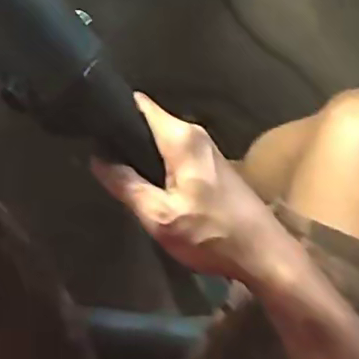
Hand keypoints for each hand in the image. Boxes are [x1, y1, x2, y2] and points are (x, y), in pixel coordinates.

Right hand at [91, 94, 295, 286]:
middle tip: (101, 152)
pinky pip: (176, 151)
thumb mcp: (160, 217)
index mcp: (180, 136)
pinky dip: (160, 162)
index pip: (140, 104)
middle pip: (151, 121)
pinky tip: (150, 182)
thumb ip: (126, 185)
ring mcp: (205, 147)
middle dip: (127, 134)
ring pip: (163, 138)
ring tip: (119, 167)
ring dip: (144, 151)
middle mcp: (193, 132)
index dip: (114, 109)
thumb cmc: (211, 233)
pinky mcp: (212, 163)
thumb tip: (97, 159)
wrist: (265, 254)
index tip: (93, 122)